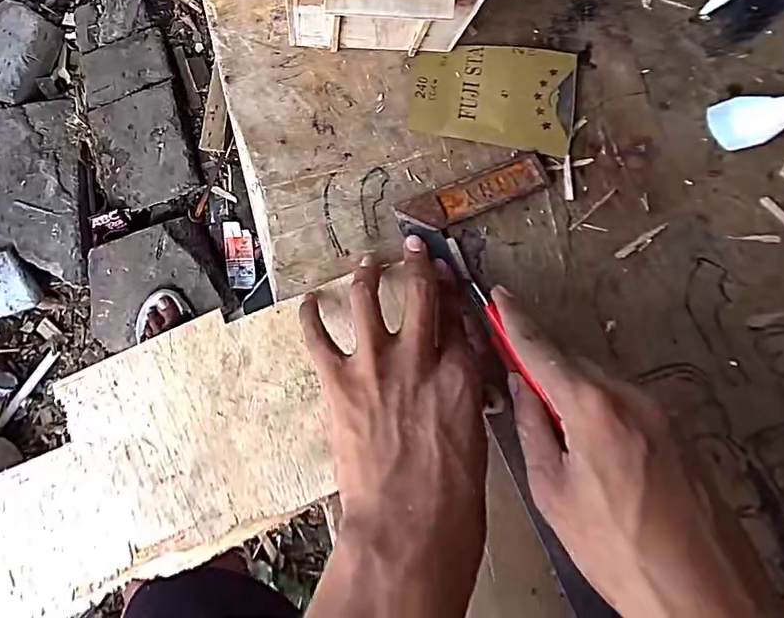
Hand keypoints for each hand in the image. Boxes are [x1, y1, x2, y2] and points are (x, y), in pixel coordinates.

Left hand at [300, 237, 485, 617]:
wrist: (405, 536)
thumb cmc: (452, 506)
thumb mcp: (473, 440)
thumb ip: (462, 394)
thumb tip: (454, 369)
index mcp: (458, 377)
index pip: (457, 318)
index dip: (451, 291)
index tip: (446, 274)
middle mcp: (417, 360)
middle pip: (420, 294)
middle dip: (417, 263)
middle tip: (412, 246)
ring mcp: (374, 366)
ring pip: (369, 300)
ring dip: (367, 274)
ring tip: (366, 260)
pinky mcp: (338, 381)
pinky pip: (317, 336)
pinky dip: (310, 316)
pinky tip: (310, 301)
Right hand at [493, 287, 779, 617]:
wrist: (711, 607)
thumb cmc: (626, 557)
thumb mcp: (552, 492)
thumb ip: (531, 427)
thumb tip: (522, 390)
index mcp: (593, 407)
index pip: (538, 346)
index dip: (512, 318)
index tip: (498, 297)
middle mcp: (632, 400)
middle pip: (571, 363)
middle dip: (543, 369)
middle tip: (517, 385)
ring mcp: (664, 416)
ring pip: (599, 385)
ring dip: (574, 397)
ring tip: (564, 444)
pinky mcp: (684, 437)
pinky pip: (627, 407)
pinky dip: (603, 415)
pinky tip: (599, 457)